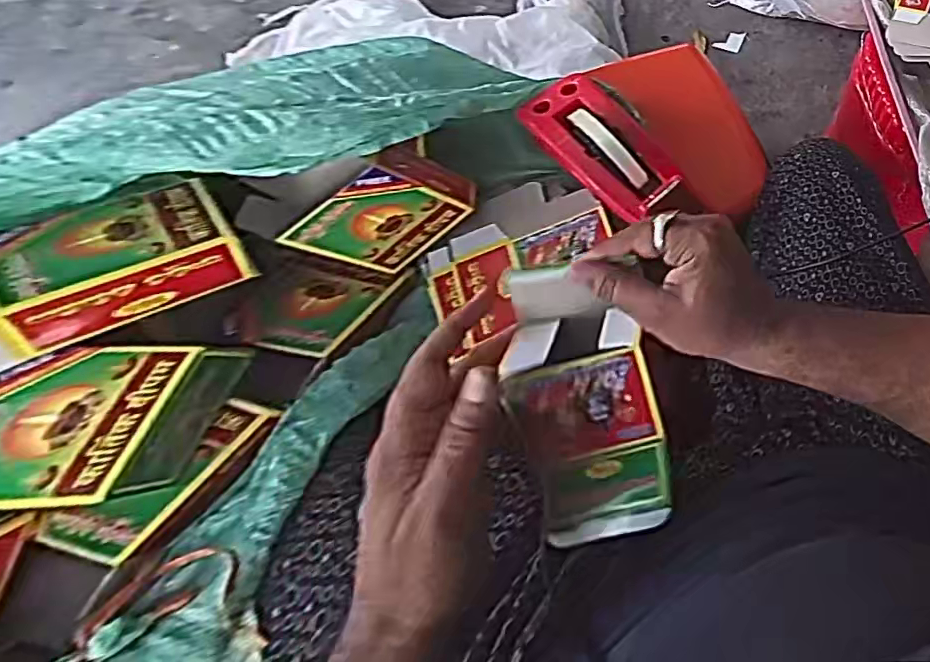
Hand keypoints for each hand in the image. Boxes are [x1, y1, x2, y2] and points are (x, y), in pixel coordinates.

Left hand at [334, 300, 509, 660]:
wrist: (408, 629)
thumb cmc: (419, 570)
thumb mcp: (446, 498)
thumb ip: (465, 434)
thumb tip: (483, 372)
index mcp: (402, 444)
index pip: (424, 370)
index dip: (451, 330)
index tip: (481, 300)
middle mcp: (412, 446)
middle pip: (445, 381)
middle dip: (478, 346)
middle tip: (521, 325)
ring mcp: (430, 463)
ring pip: (460, 403)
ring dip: (490, 375)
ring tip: (527, 355)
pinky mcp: (449, 479)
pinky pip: (473, 429)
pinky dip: (497, 407)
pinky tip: (520, 405)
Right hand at [569, 213, 783, 362]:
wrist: (757, 331)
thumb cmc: (719, 327)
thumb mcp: (658, 313)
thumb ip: (618, 288)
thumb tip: (584, 272)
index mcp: (695, 238)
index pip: (637, 234)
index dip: (605, 250)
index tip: (582, 265)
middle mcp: (707, 225)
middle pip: (648, 230)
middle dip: (622, 253)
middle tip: (597, 276)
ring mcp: (714, 229)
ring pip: (660, 234)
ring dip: (640, 255)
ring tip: (623, 282)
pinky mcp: (715, 237)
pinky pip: (676, 238)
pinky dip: (659, 256)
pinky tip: (650, 279)